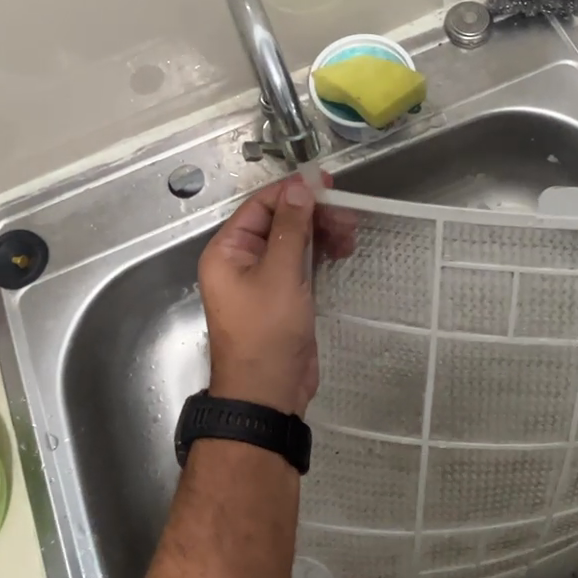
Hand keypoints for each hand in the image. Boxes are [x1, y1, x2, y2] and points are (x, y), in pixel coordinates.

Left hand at [197, 174, 356, 414]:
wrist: (268, 394)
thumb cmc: (267, 332)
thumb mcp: (280, 274)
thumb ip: (290, 227)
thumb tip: (299, 188)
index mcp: (227, 251)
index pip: (260, 206)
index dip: (292, 192)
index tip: (328, 184)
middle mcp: (241, 261)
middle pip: (279, 222)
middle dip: (313, 214)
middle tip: (348, 214)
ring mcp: (263, 280)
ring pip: (293, 242)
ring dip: (321, 233)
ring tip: (351, 234)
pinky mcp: (284, 297)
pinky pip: (301, 263)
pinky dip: (320, 253)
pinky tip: (342, 249)